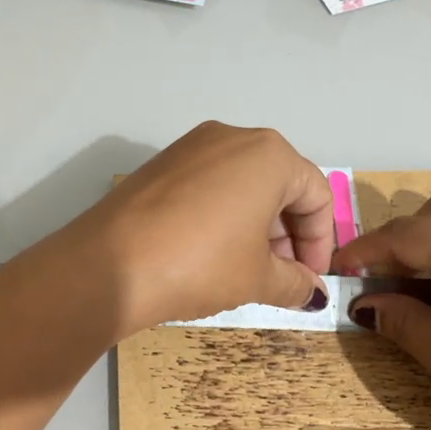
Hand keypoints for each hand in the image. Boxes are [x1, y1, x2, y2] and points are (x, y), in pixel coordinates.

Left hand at [66, 122, 332, 335]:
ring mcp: (191, 147)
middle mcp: (232, 137)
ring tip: (246, 271)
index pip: (316, 195)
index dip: (321, 242)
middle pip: (279, 185)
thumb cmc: (201, 264)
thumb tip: (312, 292)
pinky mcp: (160, 165)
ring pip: (242, 185)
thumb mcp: (258, 278)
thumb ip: (294, 283)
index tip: (310, 279)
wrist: (109, 265)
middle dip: (288, 234)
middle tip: (281, 277)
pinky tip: (210, 254)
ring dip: (256, 227)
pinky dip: (222, 216)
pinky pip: (209, 186)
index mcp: (269, 154)